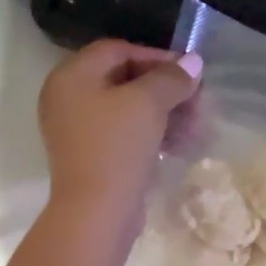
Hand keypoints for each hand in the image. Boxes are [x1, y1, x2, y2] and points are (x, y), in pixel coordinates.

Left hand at [37, 40, 201, 226]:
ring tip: (196, 127)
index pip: (118, 51)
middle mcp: (68, 100)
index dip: (157, 58)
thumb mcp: (147, 105)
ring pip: (128, 113)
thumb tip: (194, 62)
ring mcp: (79, 134)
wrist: (97, 214)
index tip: (190, 72)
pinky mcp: (93, 161)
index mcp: (72, 76)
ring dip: (165, 116)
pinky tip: (179, 144)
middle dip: (165, 91)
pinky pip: (125, 138)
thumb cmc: (116, 149)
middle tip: (197, 102)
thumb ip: (171, 79)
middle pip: (124, 82)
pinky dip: (152, 137)